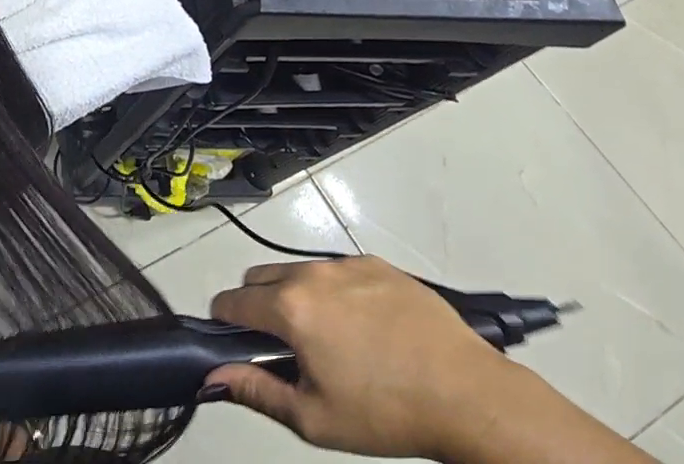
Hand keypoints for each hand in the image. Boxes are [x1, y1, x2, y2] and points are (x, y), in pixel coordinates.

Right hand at [204, 257, 514, 459]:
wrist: (471, 398)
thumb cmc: (386, 412)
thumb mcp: (313, 418)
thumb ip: (255, 391)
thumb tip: (211, 376)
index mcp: (289, 307)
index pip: (230, 300)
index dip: (224, 323)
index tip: (240, 345)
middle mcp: (312, 274)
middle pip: (259, 277)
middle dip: (258, 304)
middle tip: (285, 345)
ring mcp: (349, 265)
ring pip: (299, 272)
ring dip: (297, 295)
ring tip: (331, 338)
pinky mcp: (381, 266)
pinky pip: (340, 271)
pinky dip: (337, 292)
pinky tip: (366, 327)